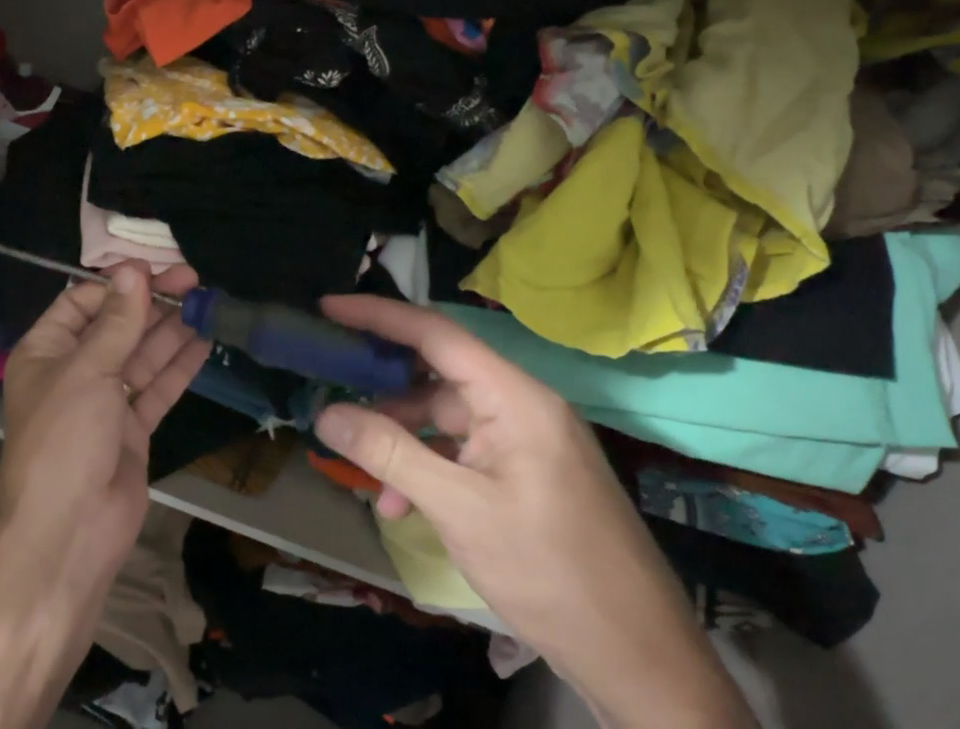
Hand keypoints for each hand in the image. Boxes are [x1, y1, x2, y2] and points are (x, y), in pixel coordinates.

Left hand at [0, 264, 208, 575]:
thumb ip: (116, 324)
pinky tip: (204, 343)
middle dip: (152, 305)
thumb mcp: (86, 372)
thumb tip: (131, 274)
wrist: (69, 530)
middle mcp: (72, 372)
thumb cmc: (64, 439)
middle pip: (115, 327)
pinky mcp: (130, 431)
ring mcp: (102, 404)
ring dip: (170, 332)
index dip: (118, 285)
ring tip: (207, 303)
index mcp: (45, 352)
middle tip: (194, 281)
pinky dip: (177, 369)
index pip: (81, 303)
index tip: (156, 270)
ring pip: (140, 357)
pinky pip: (155, 391)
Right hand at [312, 295, 756, 728]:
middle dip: (381, 391)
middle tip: (328, 393)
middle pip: (437, 377)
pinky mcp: (526, 476)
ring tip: (366, 476)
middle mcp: (523, 409)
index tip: (327, 307)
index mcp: (516, 400)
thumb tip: (324, 413)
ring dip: (400, 443)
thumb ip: (389, 453)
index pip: (437, 334)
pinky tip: (402, 507)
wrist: (635, 653)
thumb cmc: (548, 569)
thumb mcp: (458, 507)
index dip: (379, 315)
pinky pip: (462, 454)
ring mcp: (526, 443)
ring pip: (444, 420)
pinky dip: (426, 471)